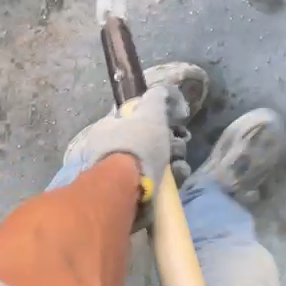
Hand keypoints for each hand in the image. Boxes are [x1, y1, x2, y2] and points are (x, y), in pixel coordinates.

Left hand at [58, 84, 187, 194]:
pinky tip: (176, 176)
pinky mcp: (130, 195)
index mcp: (107, 129)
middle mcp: (108, 151)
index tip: (169, 123)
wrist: (127, 187)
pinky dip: (168, 178)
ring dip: (170, 161)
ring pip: (152, 162)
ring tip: (178, 164)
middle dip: (166, 143)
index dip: (152, 120)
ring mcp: (117, 175)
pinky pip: (155, 182)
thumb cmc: (136, 144)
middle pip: (144, 142)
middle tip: (178, 144)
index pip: (131, 120)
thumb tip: (161, 90)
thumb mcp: (150, 112)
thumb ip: (155, 98)